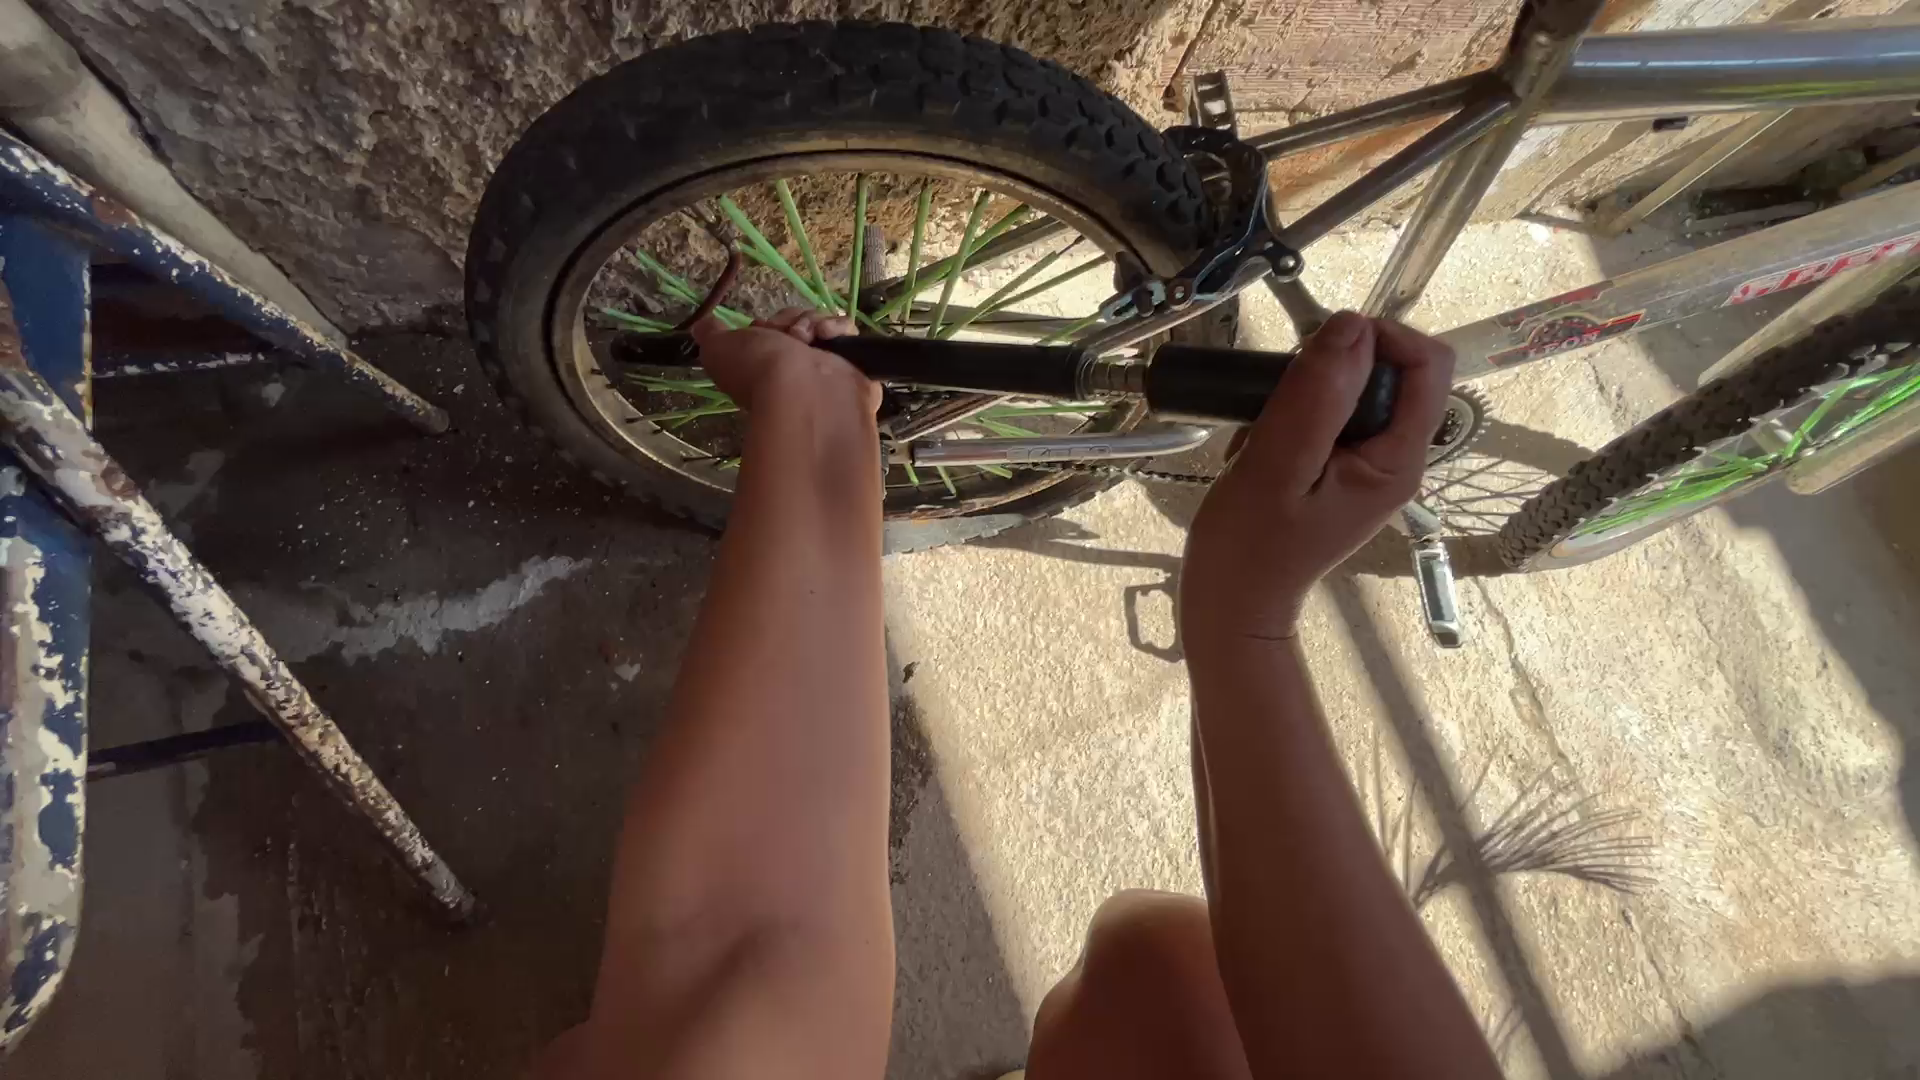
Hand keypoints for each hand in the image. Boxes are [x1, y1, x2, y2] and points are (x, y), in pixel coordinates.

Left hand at [691, 308, 877, 413]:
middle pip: (796, 323)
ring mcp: (827, 367)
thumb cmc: (760, 370)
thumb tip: (701, 326)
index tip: (760, 328)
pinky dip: (838, 327)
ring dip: (812, 321)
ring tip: (809, 339)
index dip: (764, 324)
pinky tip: (827, 336)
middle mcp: (797, 368)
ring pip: (822, 324)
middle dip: (789, 321)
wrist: (804, 391)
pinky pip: (848, 332)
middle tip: (788, 336)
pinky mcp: (855, 365)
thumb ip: (711, 335)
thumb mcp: (718, 349)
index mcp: (766, 366)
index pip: (770, 332)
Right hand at [1178, 311, 1454, 644]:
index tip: (1313, 348)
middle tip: (1272, 402)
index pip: (1426, 366)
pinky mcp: (1332, 475)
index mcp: (1396, 461)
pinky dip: (1286, 420)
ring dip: (1299, 398)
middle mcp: (1392, 461)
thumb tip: (1349, 324)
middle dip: (1327, 374)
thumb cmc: (1247, 546)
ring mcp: (1362, 470)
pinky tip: (1255, 450)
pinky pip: (1322, 423)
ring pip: (1348, 397)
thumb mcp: (1275, 467)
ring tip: (1258, 434)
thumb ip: (1314, 399)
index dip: (1379, 337)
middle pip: (1386, 377)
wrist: (1229, 602)